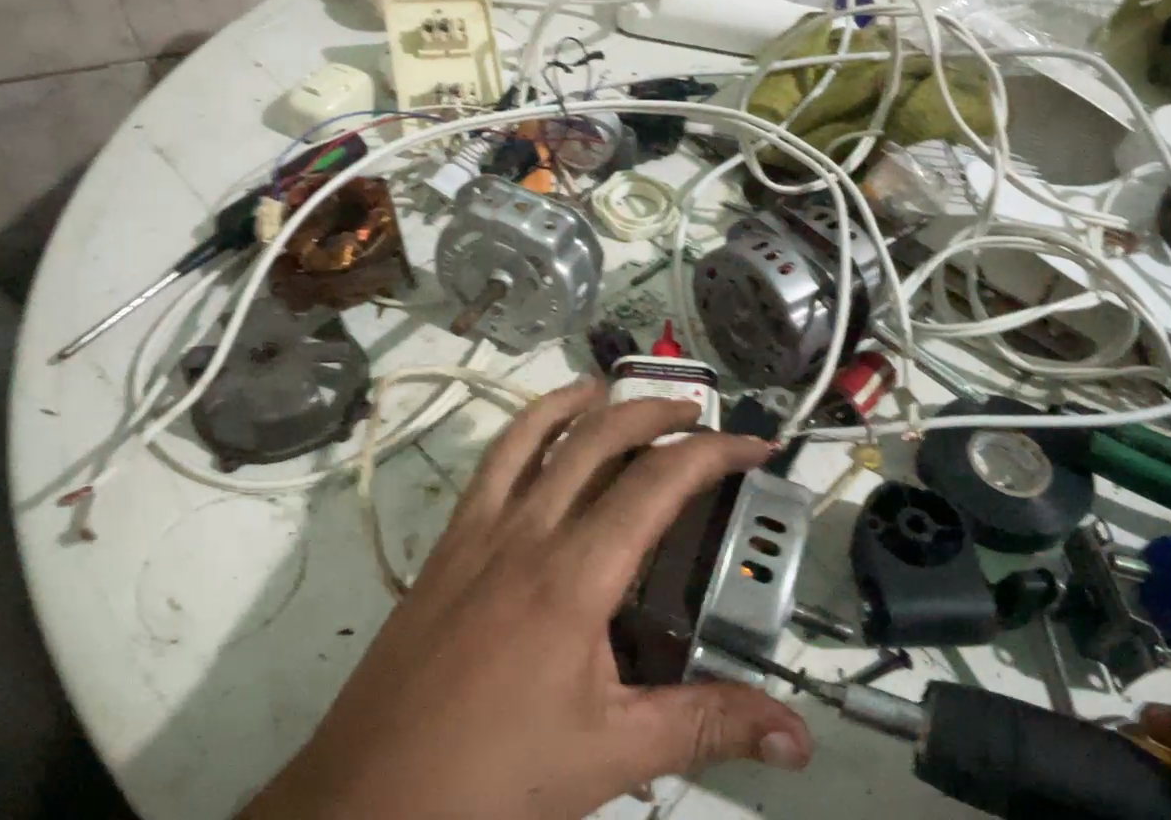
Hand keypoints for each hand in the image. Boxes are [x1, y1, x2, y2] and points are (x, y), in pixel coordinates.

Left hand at [245, 378, 812, 819]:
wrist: (372, 791)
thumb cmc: (497, 770)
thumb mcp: (614, 751)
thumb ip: (708, 726)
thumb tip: (798, 738)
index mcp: (575, 574)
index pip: (658, 484)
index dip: (714, 452)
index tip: (755, 445)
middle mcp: (527, 531)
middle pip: (598, 440)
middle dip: (655, 413)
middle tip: (698, 414)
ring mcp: (477, 531)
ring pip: (533, 435)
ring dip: (580, 403)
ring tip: (615, 390)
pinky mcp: (445, 545)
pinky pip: (489, 465)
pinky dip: (523, 431)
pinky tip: (536, 438)